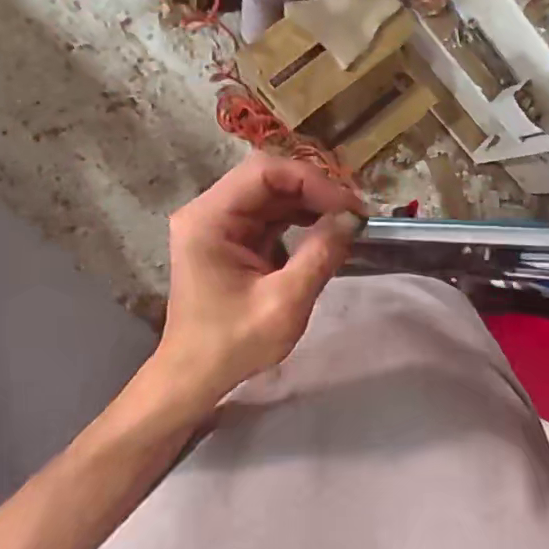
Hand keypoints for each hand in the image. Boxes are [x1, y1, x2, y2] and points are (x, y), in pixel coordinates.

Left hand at [146, 153, 363, 408]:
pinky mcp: (230, 237)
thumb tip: (352, 218)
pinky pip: (269, 214)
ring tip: (346, 221)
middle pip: (268, 178)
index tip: (348, 207)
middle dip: (314, 190)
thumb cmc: (233, 343)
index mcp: (208, 219)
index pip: (264, 172)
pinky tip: (325, 230)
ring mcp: (218, 223)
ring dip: (310, 203)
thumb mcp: (284, 302)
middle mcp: (208, 211)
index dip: (311, 181)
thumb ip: (320, 254)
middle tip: (353, 212)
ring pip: (271, 194)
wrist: (195, 375)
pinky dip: (299, 218)